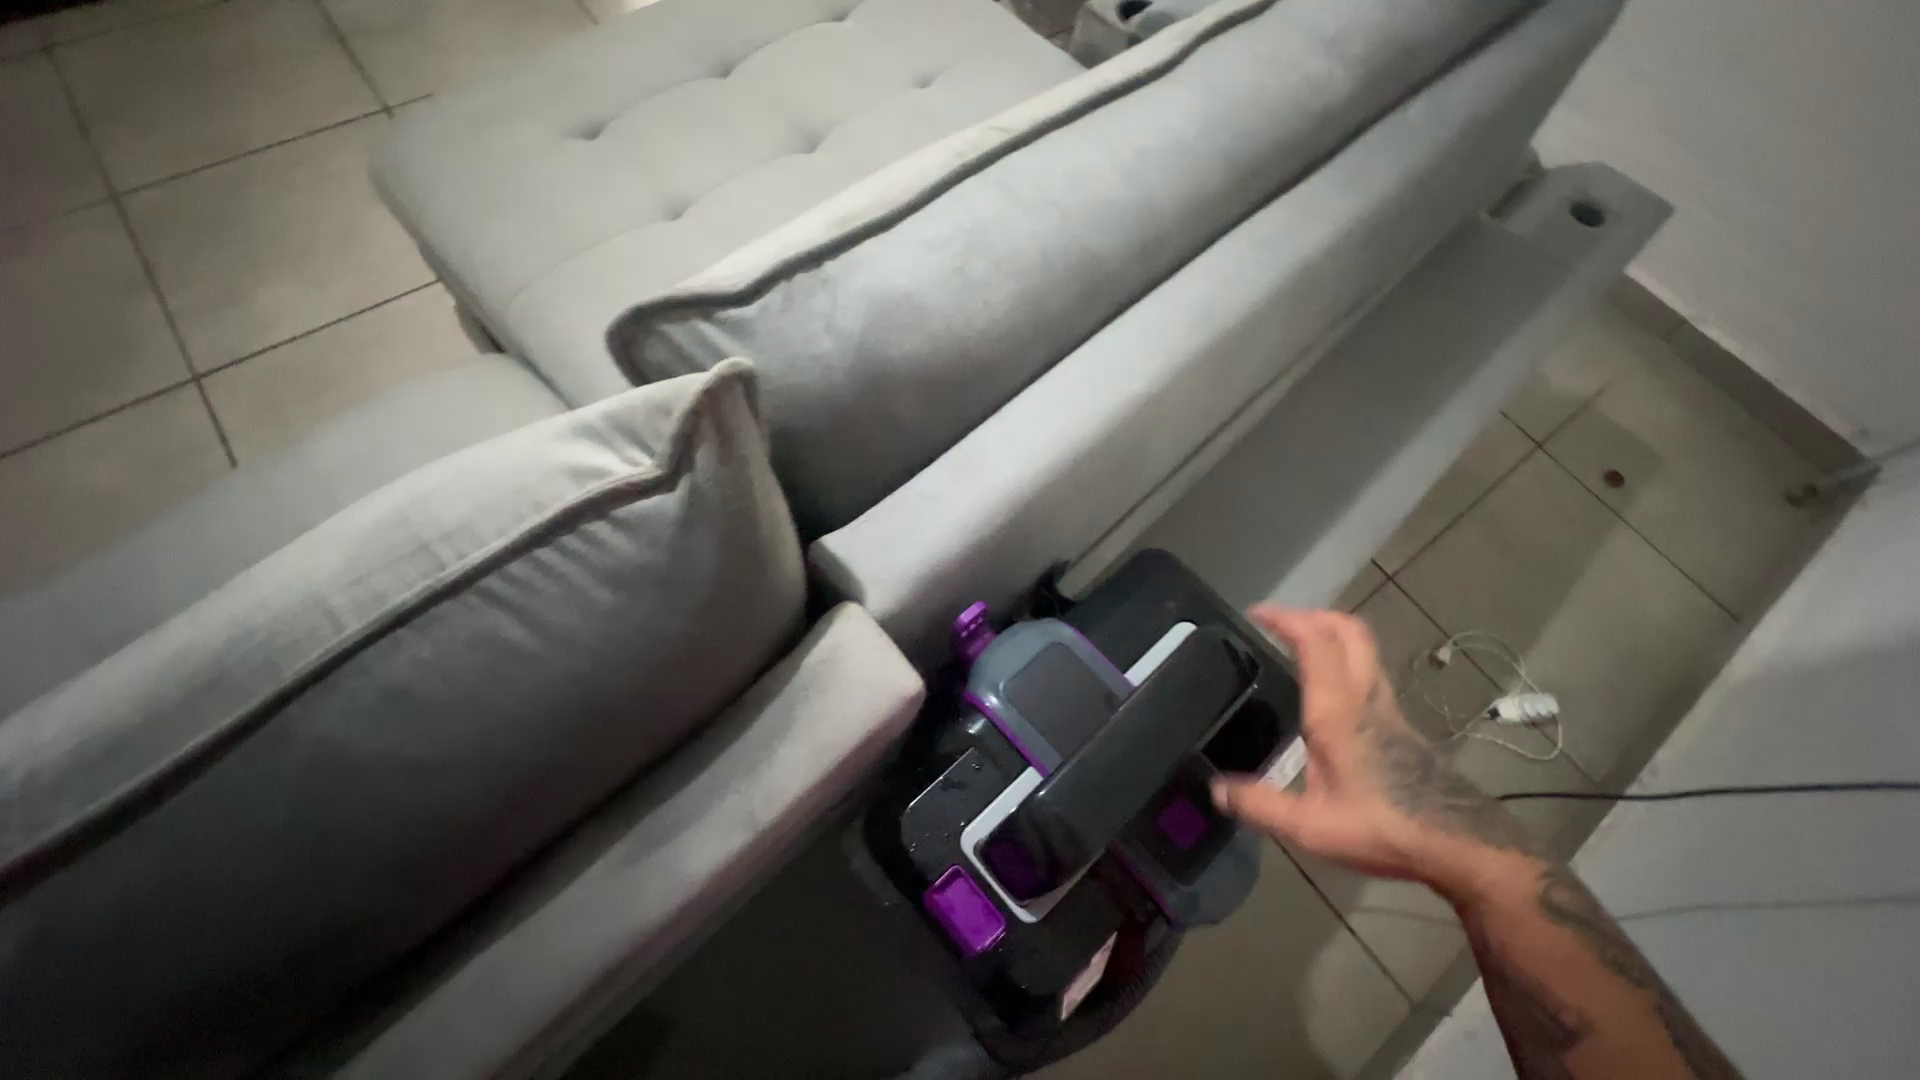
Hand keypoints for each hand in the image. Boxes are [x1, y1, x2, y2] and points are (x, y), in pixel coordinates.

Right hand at [1210, 607, 1538, 892]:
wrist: (1463, 846)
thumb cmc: (1385, 829)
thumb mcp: (1311, 828)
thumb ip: (1260, 805)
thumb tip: (1214, 789)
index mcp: (1338, 712)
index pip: (1316, 642)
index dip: (1286, 618)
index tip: (1257, 614)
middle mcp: (1366, 699)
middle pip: (1349, 631)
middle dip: (1312, 616)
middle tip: (1280, 624)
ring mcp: (1390, 710)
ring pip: (1364, 650)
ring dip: (1331, 636)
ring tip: (1300, 649)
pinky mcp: (1404, 727)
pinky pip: (1369, 675)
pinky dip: (1344, 663)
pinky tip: (1328, 695)